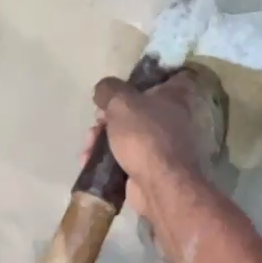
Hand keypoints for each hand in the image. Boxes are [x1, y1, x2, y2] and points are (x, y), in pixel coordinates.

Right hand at [84, 70, 213, 219]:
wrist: (160, 185)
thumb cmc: (145, 136)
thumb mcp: (121, 102)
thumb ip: (109, 89)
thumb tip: (102, 91)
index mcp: (174, 96)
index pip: (166, 76)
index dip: (143, 79)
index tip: (120, 87)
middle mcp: (171, 118)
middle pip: (135, 108)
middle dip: (108, 117)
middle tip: (96, 124)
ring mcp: (161, 145)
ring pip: (126, 134)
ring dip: (101, 139)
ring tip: (87, 149)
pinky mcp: (149, 168)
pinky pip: (123, 157)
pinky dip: (106, 160)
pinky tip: (88, 162)